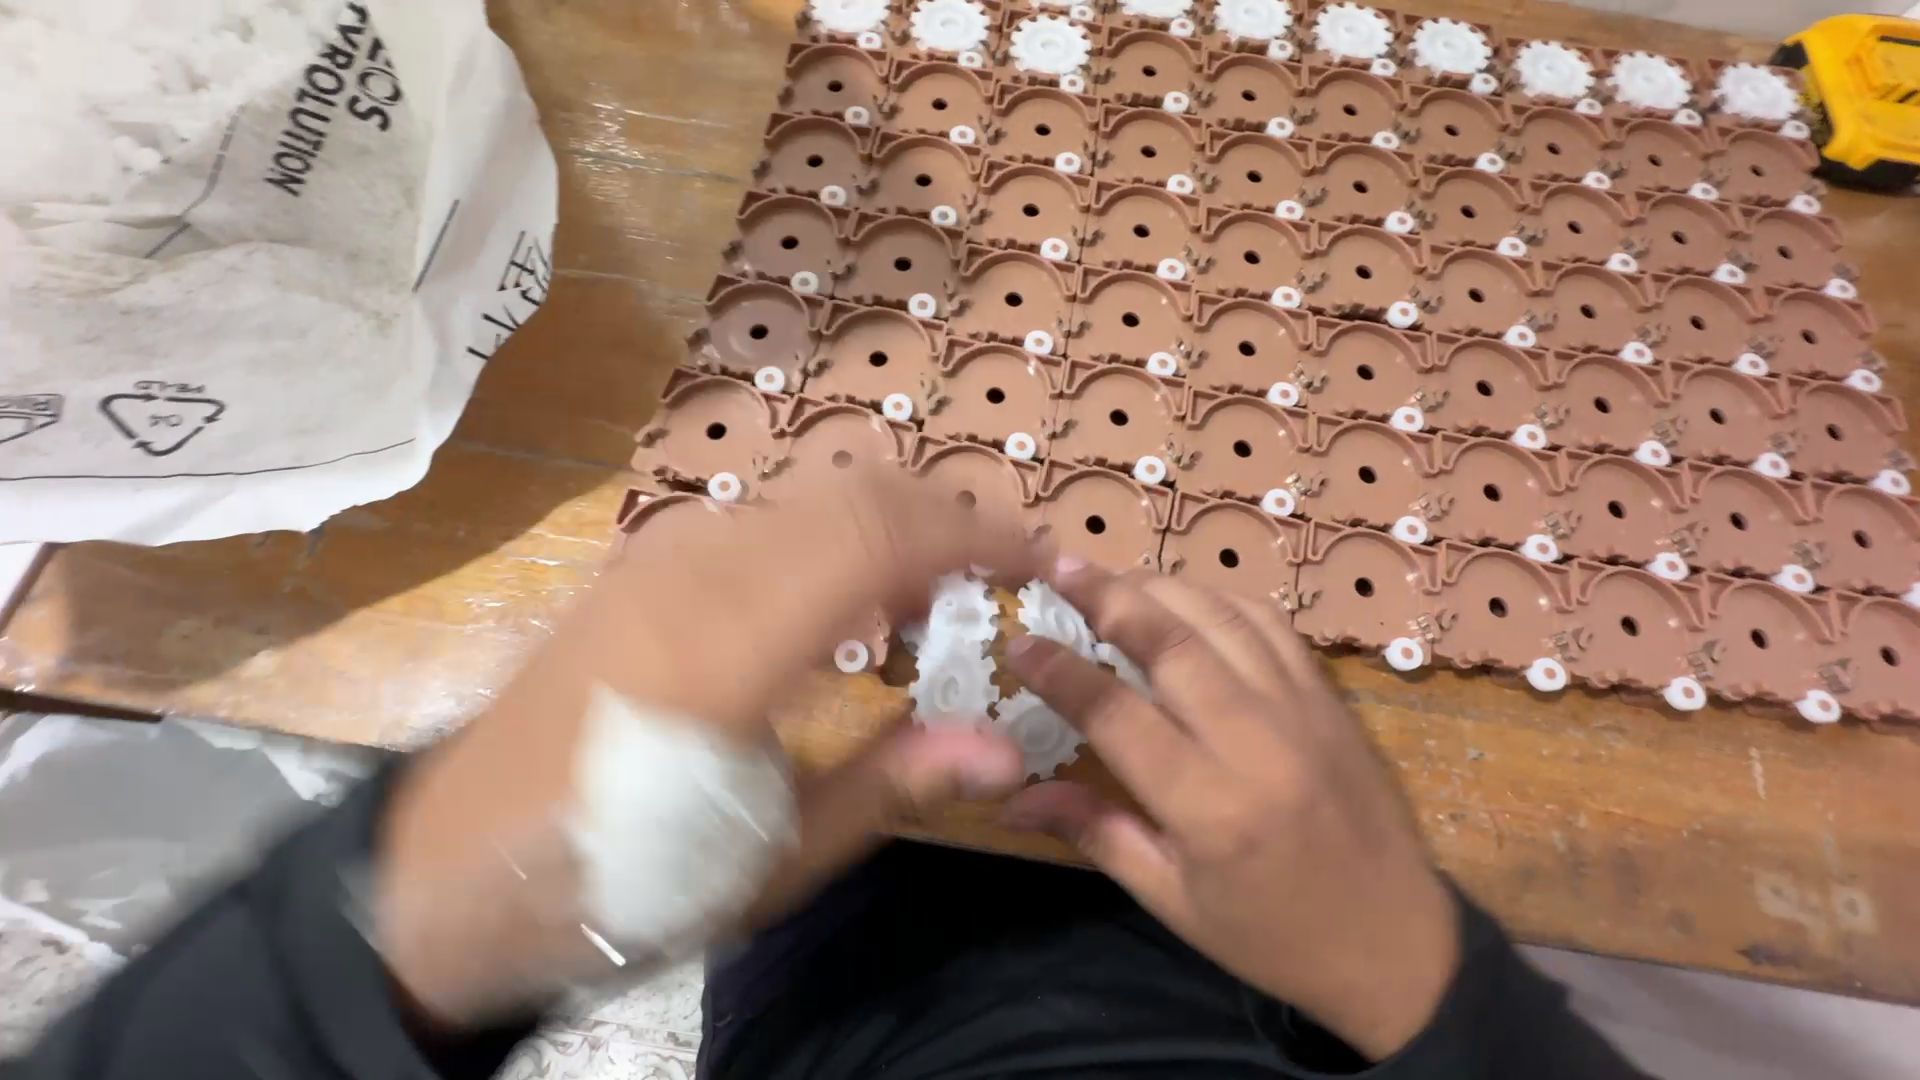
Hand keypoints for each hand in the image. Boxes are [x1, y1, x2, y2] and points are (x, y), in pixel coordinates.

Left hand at [376, 470, 1042, 1022]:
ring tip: (934, 603)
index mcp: (729, 643)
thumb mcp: (768, 858)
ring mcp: (666, 552)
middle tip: (1000, 580)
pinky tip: (850, 606)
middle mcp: (698, 568)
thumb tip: (1006, 750)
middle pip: (859, 494)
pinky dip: (840, 539)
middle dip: (948, 521)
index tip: (1036, 560)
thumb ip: (892, 786)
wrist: (449, 864)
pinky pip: (774, 518)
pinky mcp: (650, 559)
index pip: (881, 535)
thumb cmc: (619, 875)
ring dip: (895, 528)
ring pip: (817, 496)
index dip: (976, 534)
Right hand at [1001, 559, 1458, 1060]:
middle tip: (1060, 567)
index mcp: (1210, 805)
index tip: (1018, 641)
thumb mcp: (1172, 900)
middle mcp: (1257, 742)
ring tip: (1110, 574)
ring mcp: (1302, 710)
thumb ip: (1093, 832)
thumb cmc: (1272, 935)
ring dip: (1159, 587)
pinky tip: (1186, 597)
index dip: (1059, 673)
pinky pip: (1270, 624)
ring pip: (1221, 618)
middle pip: (1170, 643)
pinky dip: (1219, 598)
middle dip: (1107, 597)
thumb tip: (1011, 798)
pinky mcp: (1329, 697)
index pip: (1115, 714)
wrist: (1399, 947)